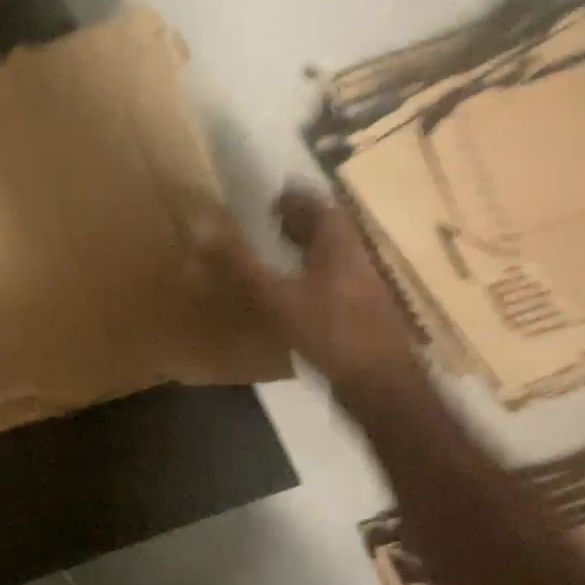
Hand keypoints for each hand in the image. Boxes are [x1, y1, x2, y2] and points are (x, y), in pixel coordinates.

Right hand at [198, 185, 424, 398]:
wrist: (383, 388)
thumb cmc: (331, 333)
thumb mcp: (276, 296)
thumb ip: (239, 263)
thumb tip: (201, 225)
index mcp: (341, 249)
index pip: (324, 209)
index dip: (299, 199)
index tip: (273, 196)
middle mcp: (357, 264)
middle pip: (331, 233)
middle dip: (302, 223)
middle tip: (270, 219)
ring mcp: (365, 293)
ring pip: (334, 259)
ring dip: (307, 250)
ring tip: (276, 252)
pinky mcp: (363, 320)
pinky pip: (334, 284)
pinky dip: (311, 278)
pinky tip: (292, 294)